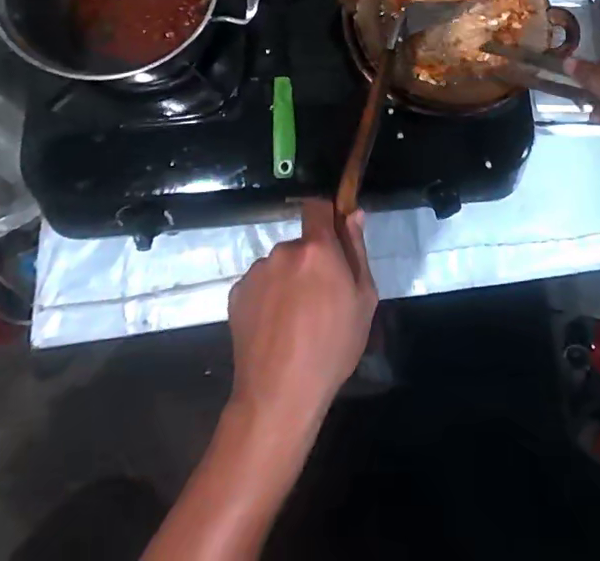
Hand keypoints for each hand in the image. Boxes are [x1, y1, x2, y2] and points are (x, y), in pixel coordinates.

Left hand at [226, 199, 377, 422]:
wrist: (279, 392)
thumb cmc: (332, 347)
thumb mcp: (363, 300)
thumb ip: (357, 251)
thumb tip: (353, 214)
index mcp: (316, 249)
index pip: (317, 207)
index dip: (327, 216)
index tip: (334, 238)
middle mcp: (282, 251)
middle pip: (301, 244)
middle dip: (311, 262)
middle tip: (321, 299)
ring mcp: (256, 272)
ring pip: (279, 266)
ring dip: (288, 280)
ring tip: (296, 320)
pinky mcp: (236, 293)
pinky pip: (259, 285)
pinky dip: (268, 298)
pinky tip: (275, 328)